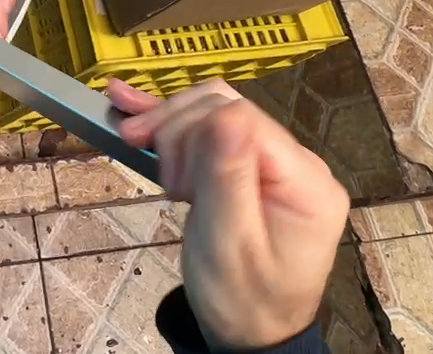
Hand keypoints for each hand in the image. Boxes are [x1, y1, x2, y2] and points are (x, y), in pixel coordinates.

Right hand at [109, 78, 348, 349]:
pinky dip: (163, 114)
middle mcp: (294, 159)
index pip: (242, 117)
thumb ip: (228, 179)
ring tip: (148, 160)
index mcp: (305, 181)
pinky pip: (201, 120)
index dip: (196, 134)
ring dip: (168, 128)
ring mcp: (267, 156)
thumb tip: (223, 114)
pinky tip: (126, 101)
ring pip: (206, 106)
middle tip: (167, 185)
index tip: (175, 182)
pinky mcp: (240, 157)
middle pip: (220, 106)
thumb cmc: (242, 299)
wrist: (247, 332)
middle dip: (178, 133)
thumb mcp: (231, 247)